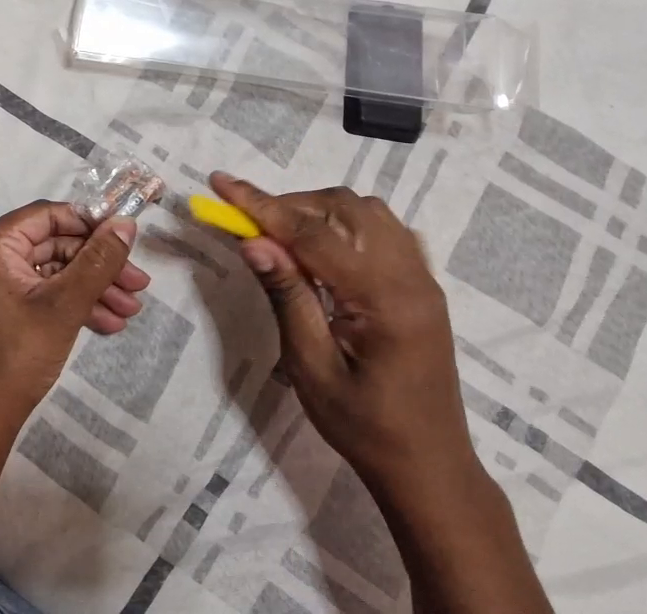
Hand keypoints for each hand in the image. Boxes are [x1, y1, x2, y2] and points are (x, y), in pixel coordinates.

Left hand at [0, 201, 147, 428]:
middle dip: (97, 266)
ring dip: (92, 288)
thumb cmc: (19, 354)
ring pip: (52, 270)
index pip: (46, 216)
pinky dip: (72, 304)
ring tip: (130, 310)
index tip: (127, 238)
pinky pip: (41, 291)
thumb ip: (97, 261)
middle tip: (139, 284)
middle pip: (53, 244)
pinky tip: (108, 323)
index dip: (89, 224)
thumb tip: (125, 223)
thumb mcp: (64, 304)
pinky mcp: (1, 303)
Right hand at [209, 173, 476, 493]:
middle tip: (248, 226)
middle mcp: (410, 277)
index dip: (259, 204)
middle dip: (290, 205)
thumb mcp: (311, 365)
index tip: (219, 181)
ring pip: (367, 212)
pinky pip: (385, 230)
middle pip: (344, 208)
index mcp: (383, 298)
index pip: (311, 232)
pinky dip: (345, 224)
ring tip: (281, 240)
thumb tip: (253, 241)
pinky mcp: (422, 286)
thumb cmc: (362, 424)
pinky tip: (322, 250)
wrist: (427, 465)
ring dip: (318, 211)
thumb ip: (286, 296)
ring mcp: (423, 279)